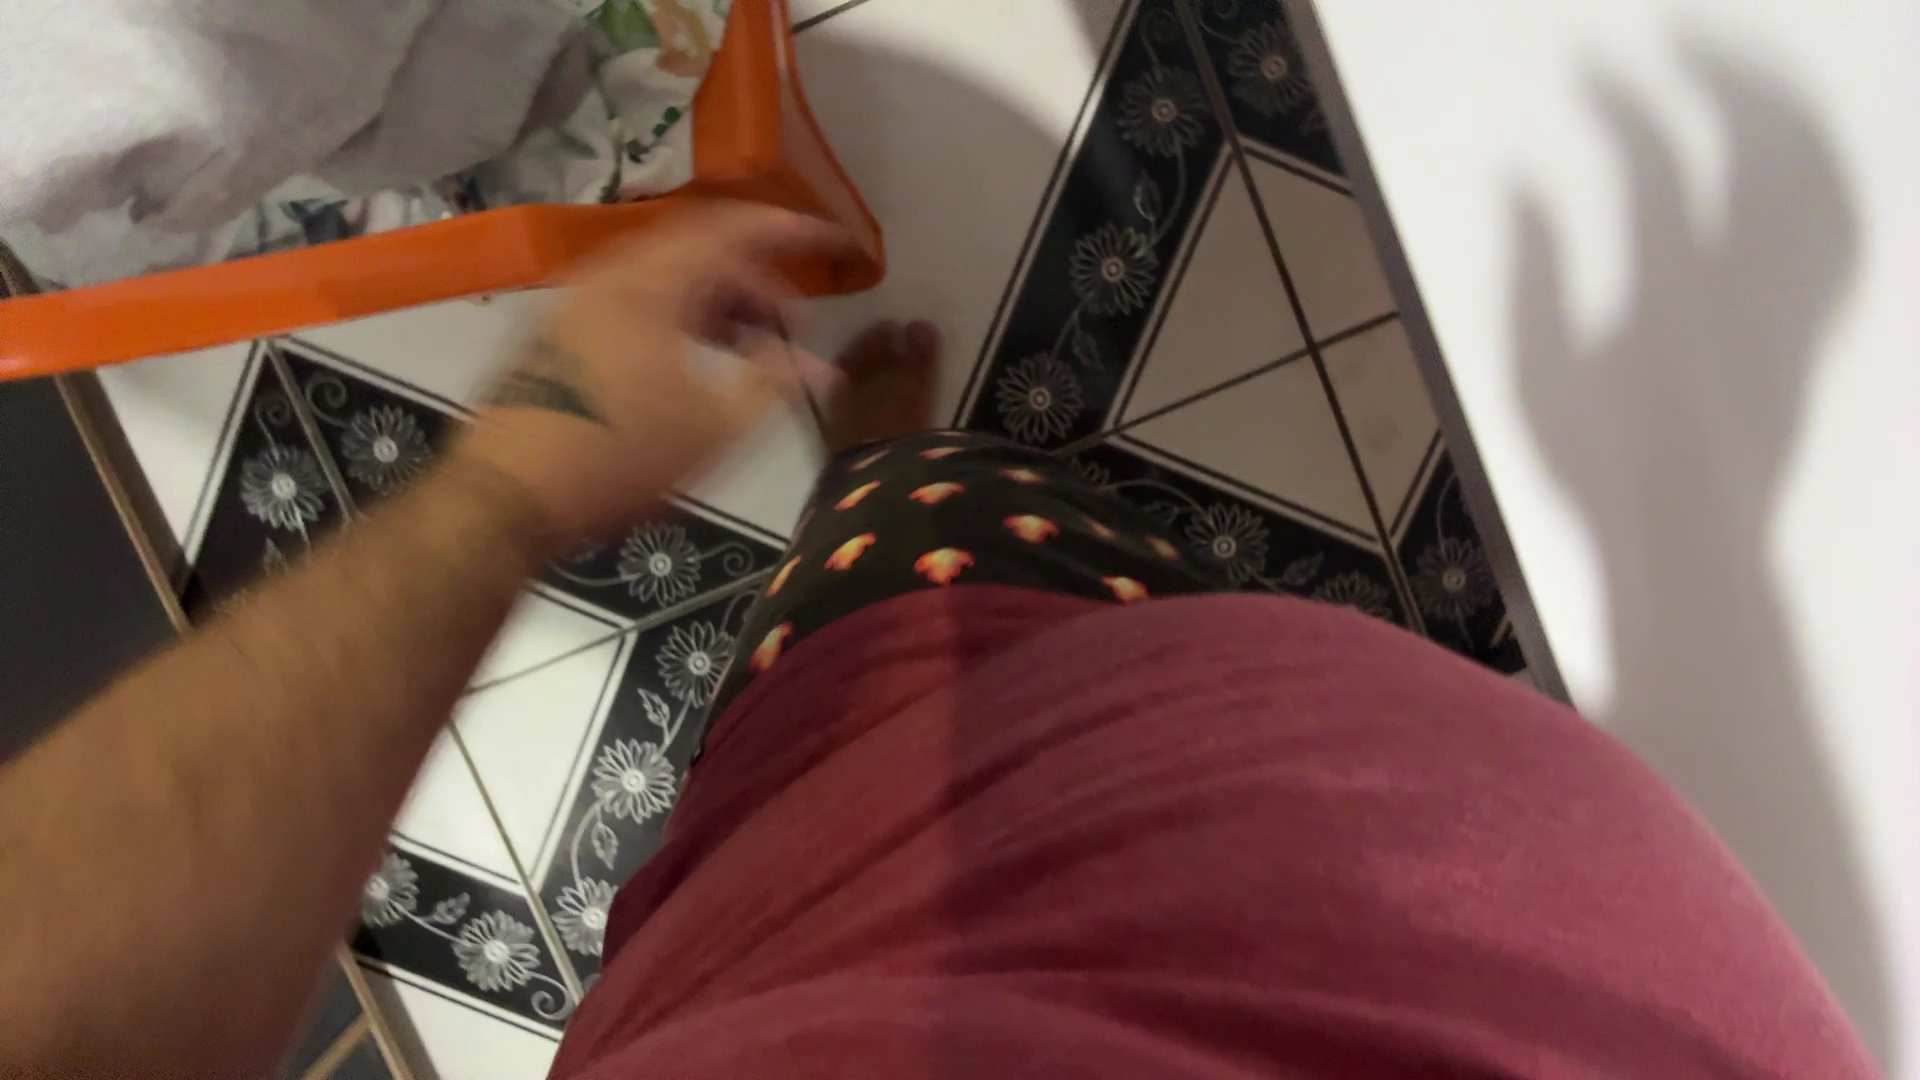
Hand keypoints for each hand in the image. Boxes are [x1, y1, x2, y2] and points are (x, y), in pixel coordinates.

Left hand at [453, 201, 847, 550]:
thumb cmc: (620, 458)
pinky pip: (639, 304)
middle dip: (757, 282)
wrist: (510, 496)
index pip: (732, 231)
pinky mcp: (562, 334)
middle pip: (699, 254)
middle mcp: (609, 278)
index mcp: (649, 286)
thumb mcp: (715, 428)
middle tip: (794, 324)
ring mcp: (578, 304)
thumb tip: (825, 369)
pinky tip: (699, 362)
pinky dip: (683, 319)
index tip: (832, 242)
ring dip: (720, 304)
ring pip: (667, 281)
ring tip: (753, 347)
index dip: (789, 232)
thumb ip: (775, 385)